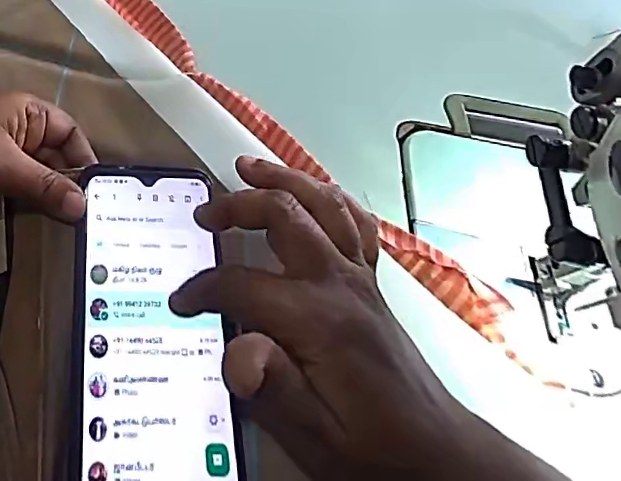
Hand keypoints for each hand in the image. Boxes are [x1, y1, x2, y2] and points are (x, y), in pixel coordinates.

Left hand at [0, 93, 97, 224]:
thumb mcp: (4, 166)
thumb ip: (45, 185)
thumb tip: (83, 207)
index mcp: (24, 110)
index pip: (69, 130)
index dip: (83, 158)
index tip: (94, 194)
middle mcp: (14, 125)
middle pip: (54, 153)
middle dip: (67, 182)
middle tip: (83, 218)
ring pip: (35, 172)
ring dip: (47, 195)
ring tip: (63, 226)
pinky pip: (16, 184)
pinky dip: (27, 200)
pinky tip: (34, 223)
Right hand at [169, 157, 562, 480]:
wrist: (439, 457)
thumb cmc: (372, 449)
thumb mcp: (316, 439)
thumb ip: (274, 392)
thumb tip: (237, 354)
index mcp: (318, 320)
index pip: (242, 285)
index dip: (202, 289)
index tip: (181, 302)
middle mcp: (339, 283)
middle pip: (283, 213)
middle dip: (236, 205)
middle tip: (204, 214)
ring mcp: (359, 274)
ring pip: (320, 202)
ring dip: (281, 178)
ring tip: (246, 168)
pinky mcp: (371, 278)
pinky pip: (354, 219)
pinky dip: (327, 195)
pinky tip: (307, 189)